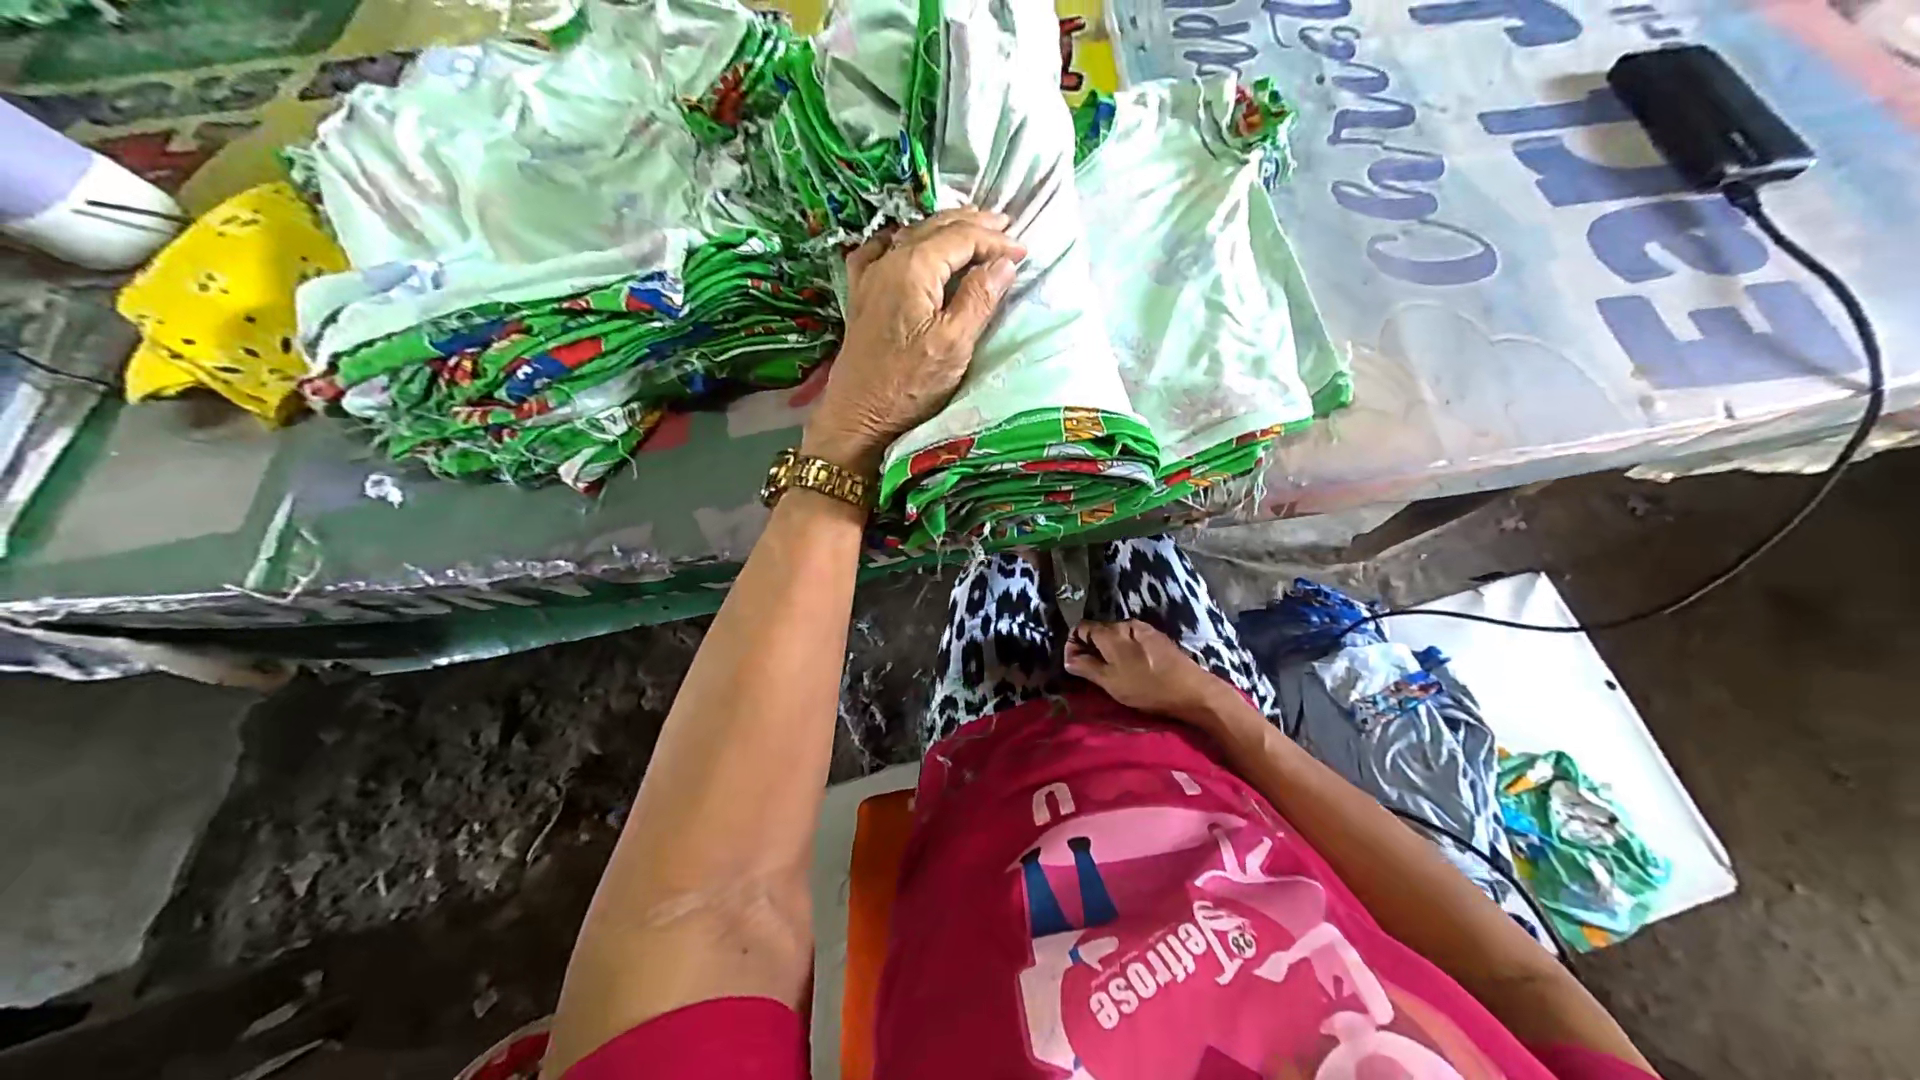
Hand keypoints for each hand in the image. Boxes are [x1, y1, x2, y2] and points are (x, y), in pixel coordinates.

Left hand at [800, 208, 1024, 474]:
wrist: (858, 418)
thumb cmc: (908, 386)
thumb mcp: (953, 345)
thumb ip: (978, 299)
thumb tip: (1003, 264)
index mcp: (912, 268)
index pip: (961, 237)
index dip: (995, 241)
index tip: (1023, 252)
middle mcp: (887, 262)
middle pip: (935, 228)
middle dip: (973, 225)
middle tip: (1005, 228)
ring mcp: (869, 277)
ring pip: (911, 235)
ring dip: (944, 229)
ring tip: (972, 231)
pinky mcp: (860, 296)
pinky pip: (881, 251)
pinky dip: (903, 240)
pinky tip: (907, 244)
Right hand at [1065, 619, 1243, 728]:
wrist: (1191, 690)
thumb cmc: (1146, 687)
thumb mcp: (1110, 681)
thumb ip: (1086, 667)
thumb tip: (1069, 658)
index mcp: (1111, 632)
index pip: (1081, 627)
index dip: (1073, 644)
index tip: (1074, 664)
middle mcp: (1126, 624)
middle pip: (1099, 630)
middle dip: (1089, 647)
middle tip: (1090, 671)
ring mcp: (1144, 629)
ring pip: (1116, 636)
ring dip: (1107, 650)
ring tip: (1109, 671)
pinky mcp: (1157, 638)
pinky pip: (1131, 639)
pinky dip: (1123, 650)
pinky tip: (1130, 668)